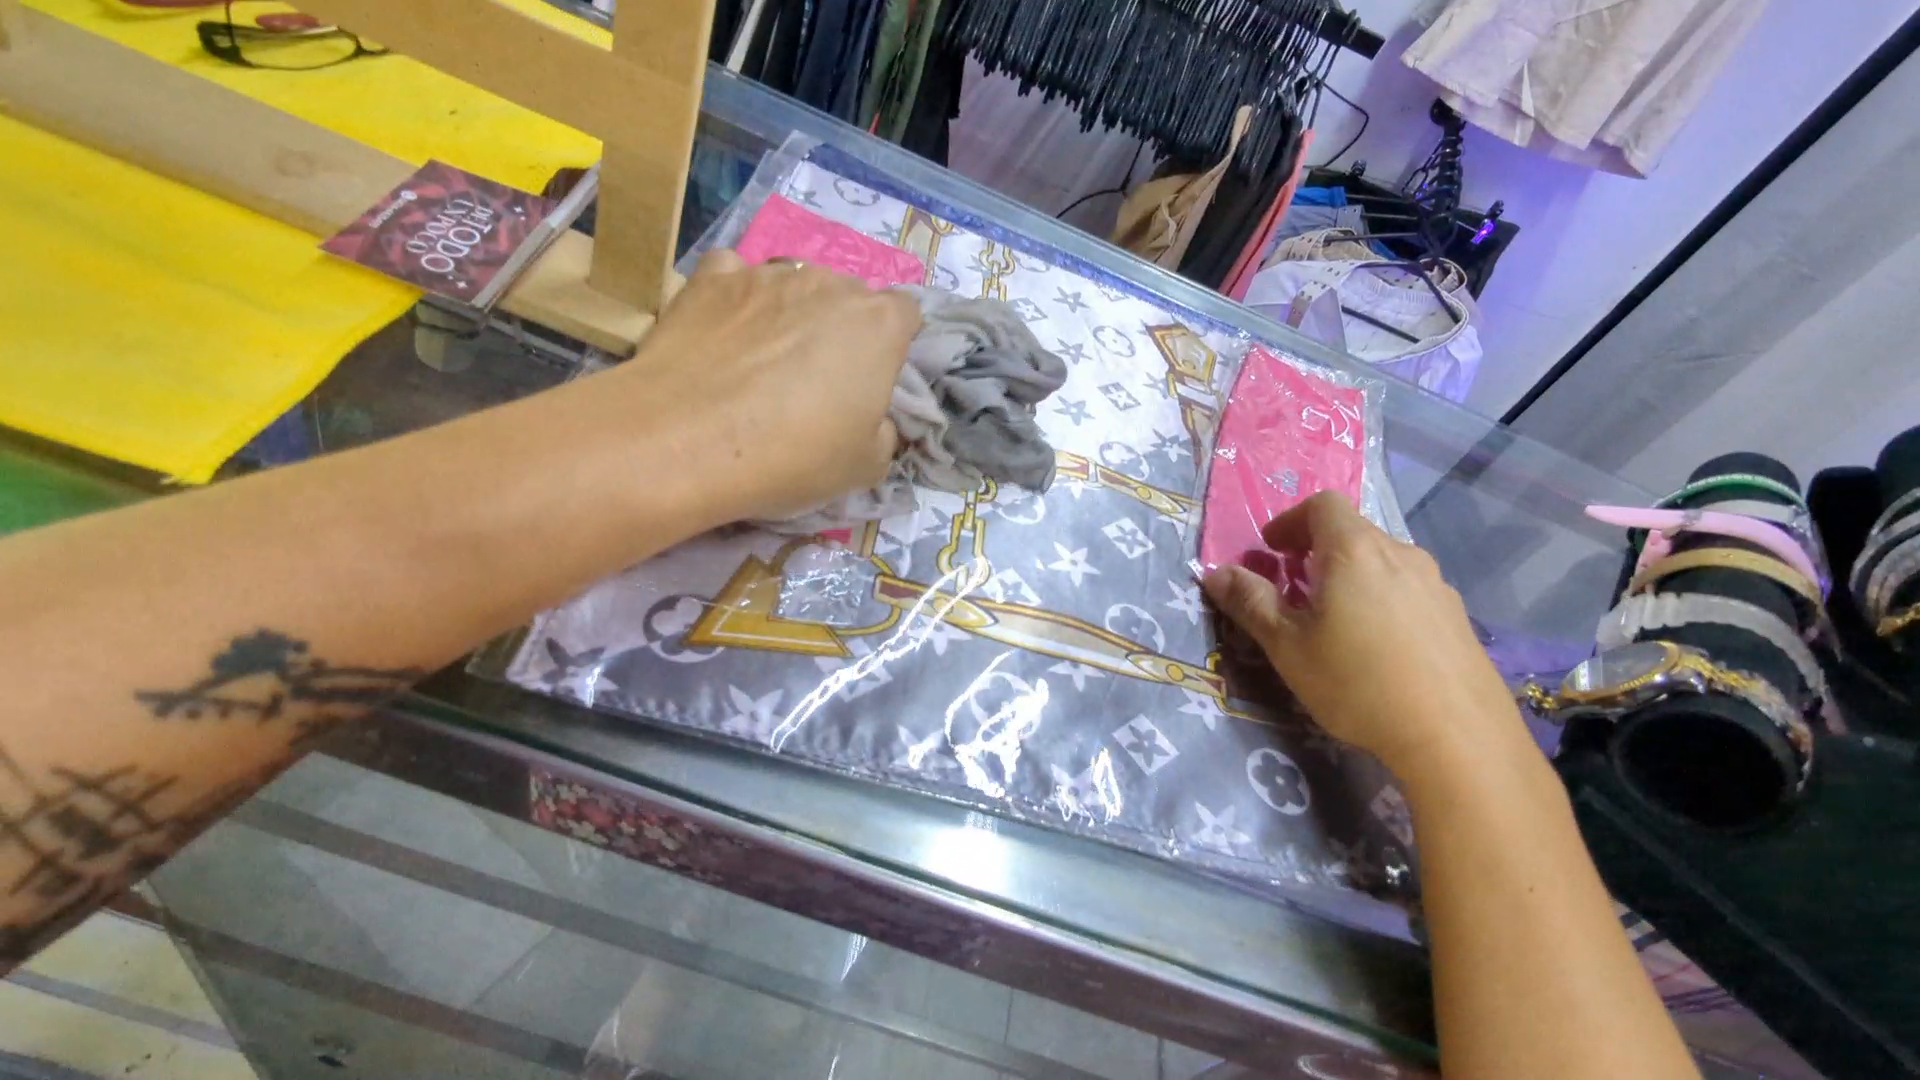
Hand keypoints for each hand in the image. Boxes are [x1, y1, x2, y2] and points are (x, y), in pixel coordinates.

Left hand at [615, 250, 922, 521]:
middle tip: (815, 380)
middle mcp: (829, 285)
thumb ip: (884, 431)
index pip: (906, 314)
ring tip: (762, 360)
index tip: (871, 380)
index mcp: (879, 325)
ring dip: (789, 313)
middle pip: (848, 296)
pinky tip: (723, 332)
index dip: (892, 345)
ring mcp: (767, 274)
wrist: (686, 442)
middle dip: (840, 328)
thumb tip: (872, 417)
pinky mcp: (711, 278)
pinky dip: (735, 298)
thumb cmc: (792, 457)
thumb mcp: (865, 468)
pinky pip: (735, 276)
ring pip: (793, 284)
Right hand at [1202, 492, 1524, 776]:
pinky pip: (1410, 591)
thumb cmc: (1357, 683)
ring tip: (1336, 622)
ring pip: (1384, 563)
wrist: (1457, 738)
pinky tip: (1379, 650)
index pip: (1323, 504)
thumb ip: (1251, 603)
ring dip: (1352, 576)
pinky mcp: (1458, 617)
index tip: (1272, 552)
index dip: (1291, 521)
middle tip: (1294, 590)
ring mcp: (1436, 585)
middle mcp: (1401, 555)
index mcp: (1354, 551)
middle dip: (1317, 551)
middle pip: (1354, 532)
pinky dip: (1383, 600)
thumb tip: (1217, 573)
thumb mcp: (1287, 646)